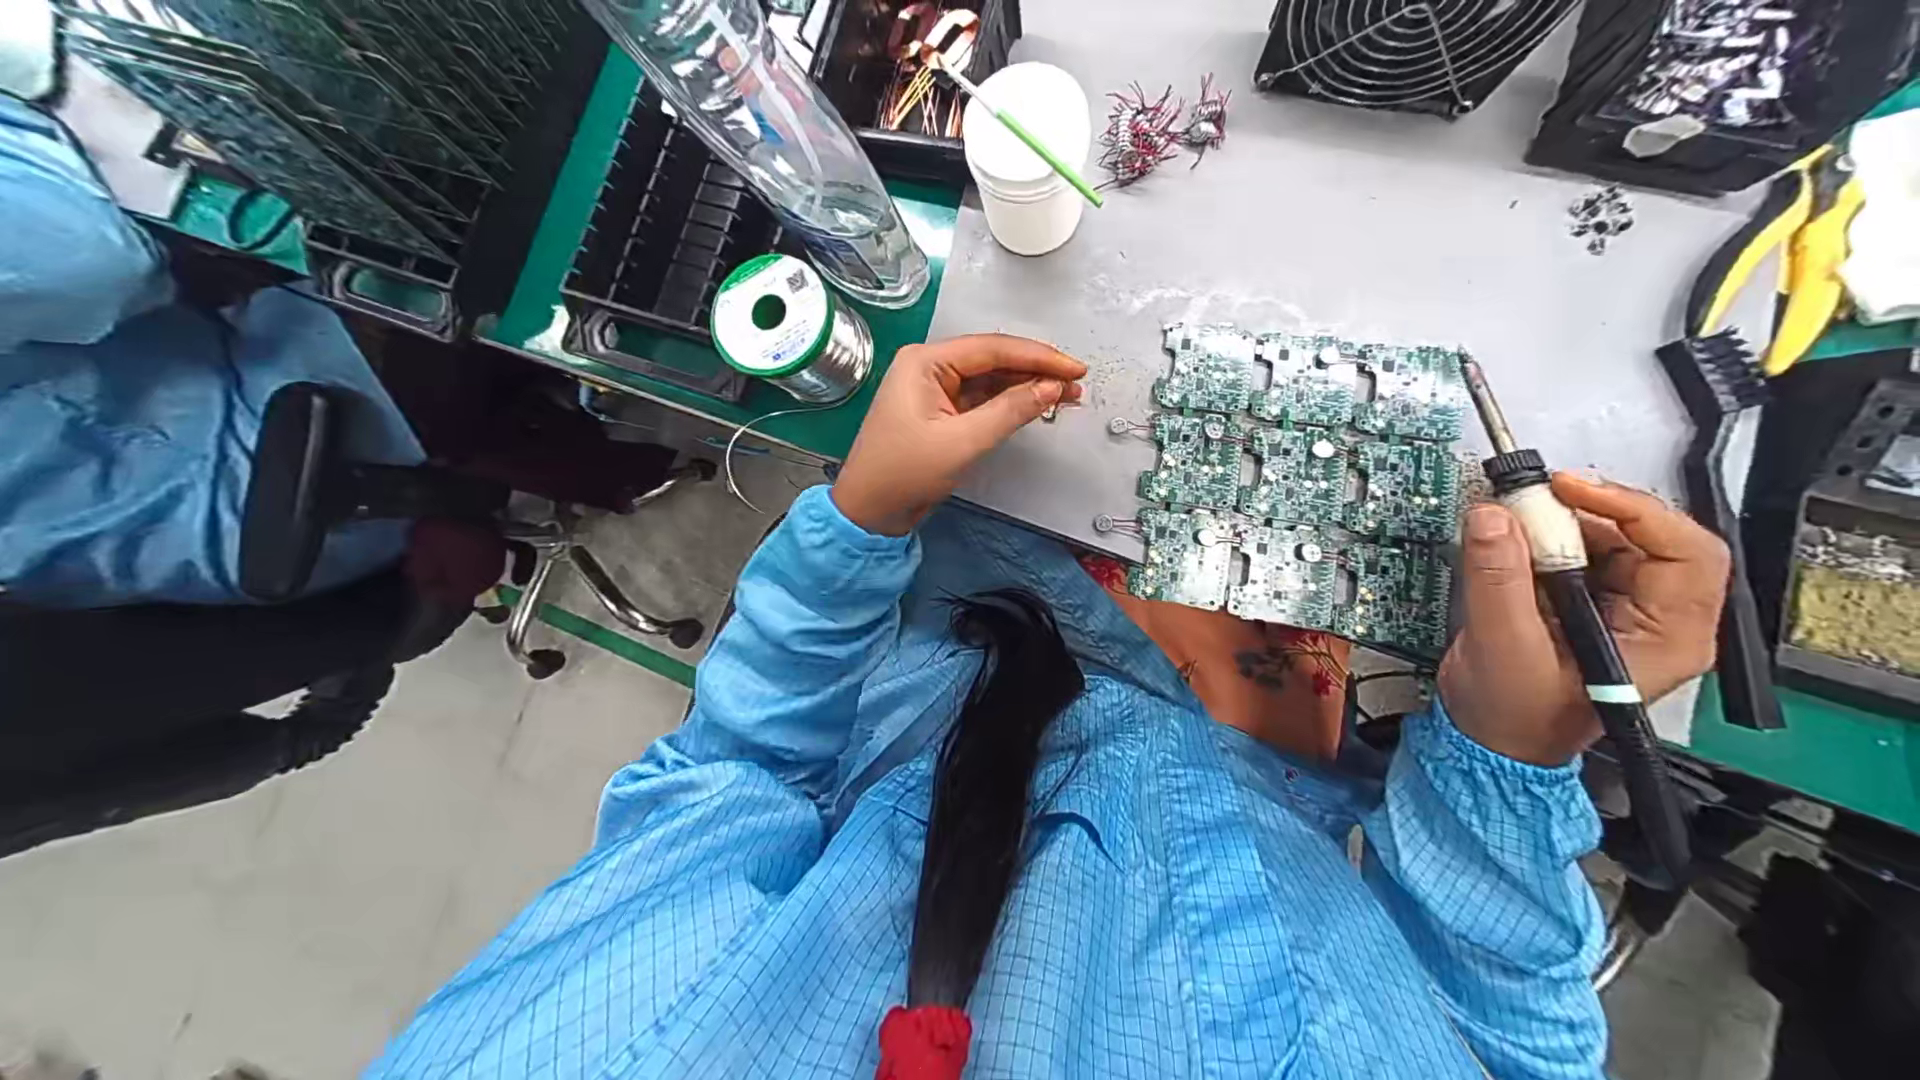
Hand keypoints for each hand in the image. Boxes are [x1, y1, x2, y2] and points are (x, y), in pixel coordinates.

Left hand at [833, 334, 1086, 534]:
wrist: (869, 512)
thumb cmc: (903, 474)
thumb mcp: (962, 442)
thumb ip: (1010, 411)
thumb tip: (1051, 389)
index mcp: (925, 362)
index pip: (992, 348)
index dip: (1039, 357)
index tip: (1074, 368)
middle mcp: (929, 368)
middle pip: (993, 360)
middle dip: (1035, 371)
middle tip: (1075, 384)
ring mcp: (934, 390)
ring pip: (990, 380)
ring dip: (1025, 388)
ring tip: (1065, 397)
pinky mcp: (940, 413)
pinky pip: (981, 400)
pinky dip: (1008, 404)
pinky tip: (1034, 407)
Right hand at [1438, 472, 1729, 765]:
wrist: (1487, 740)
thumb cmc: (1512, 715)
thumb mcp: (1504, 645)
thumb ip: (1498, 579)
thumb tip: (1492, 517)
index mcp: (1666, 636)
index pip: (1683, 551)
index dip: (1632, 510)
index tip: (1568, 488)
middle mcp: (1653, 619)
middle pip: (1641, 540)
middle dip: (1581, 515)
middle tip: (1524, 503)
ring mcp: (1616, 611)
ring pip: (1603, 544)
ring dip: (1553, 527)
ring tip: (1506, 524)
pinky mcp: (1578, 606)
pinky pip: (1568, 558)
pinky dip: (1534, 543)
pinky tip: (1503, 544)